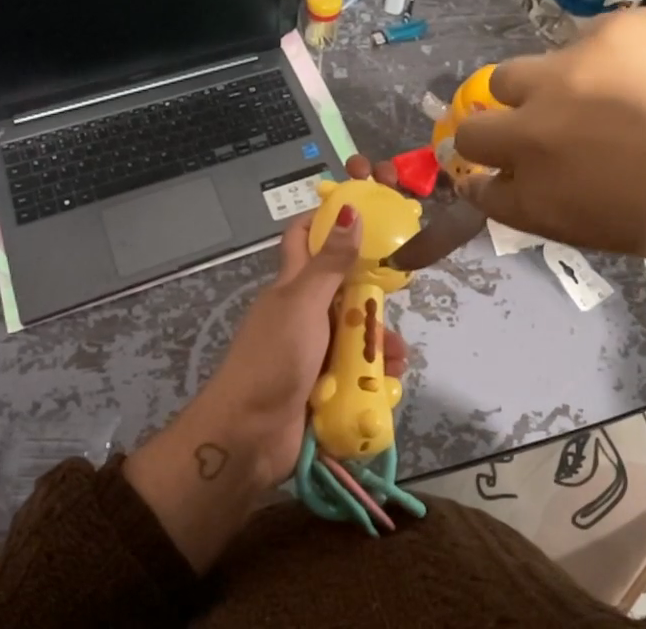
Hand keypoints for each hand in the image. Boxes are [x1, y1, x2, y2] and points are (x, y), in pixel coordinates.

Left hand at [202, 211, 406, 487]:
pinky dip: (373, 377)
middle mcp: (302, 316)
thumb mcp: (304, 304)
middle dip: (372, 300)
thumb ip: (330, 263)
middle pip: (342, 294)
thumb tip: (349, 210)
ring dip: (378, 346)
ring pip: (353, 337)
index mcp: (291, 288)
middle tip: (396, 305)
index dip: (324, 223)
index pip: (304, 241)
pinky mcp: (322, 388)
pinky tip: (390, 384)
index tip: (361, 213)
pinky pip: (355, 375)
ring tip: (398, 361)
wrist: (248, 434)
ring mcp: (311, 354)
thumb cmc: (273, 358)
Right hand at [454, 8, 645, 255]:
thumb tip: (540, 178)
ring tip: (580, 89)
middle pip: (474, 130)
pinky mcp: (601, 32)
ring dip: (533, 87)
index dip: (483, 177)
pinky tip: (638, 66)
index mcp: (538, 198)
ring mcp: (560, 78)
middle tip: (526, 127)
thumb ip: (559, 203)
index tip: (495, 171)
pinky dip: (595, 57)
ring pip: (510, 76)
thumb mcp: (612, 230)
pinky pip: (577, 41)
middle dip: (491, 133)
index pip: (479, 187)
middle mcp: (532, 136)